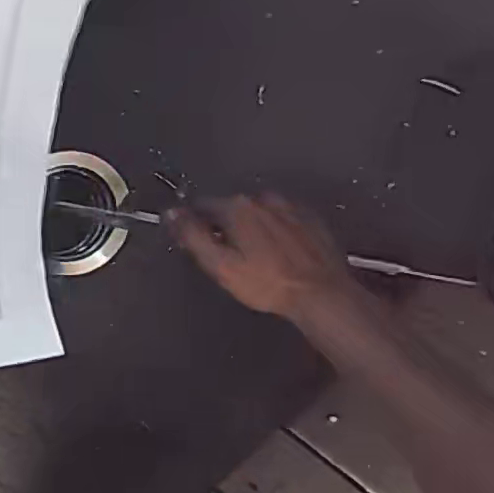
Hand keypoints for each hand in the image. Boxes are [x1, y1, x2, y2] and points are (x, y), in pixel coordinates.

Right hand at [166, 193, 352, 319]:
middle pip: (230, 208)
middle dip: (223, 226)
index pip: (201, 206)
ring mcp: (290, 206)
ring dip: (250, 227)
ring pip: (257, 213)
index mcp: (237, 207)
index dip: (194, 225)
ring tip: (255, 257)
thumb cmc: (265, 283)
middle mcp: (263, 198)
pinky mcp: (311, 218)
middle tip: (228, 257)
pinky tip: (278, 253)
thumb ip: (192, 235)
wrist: (322, 294)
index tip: (198, 246)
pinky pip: (281, 219)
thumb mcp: (219, 264)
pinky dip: (274, 231)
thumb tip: (171, 211)